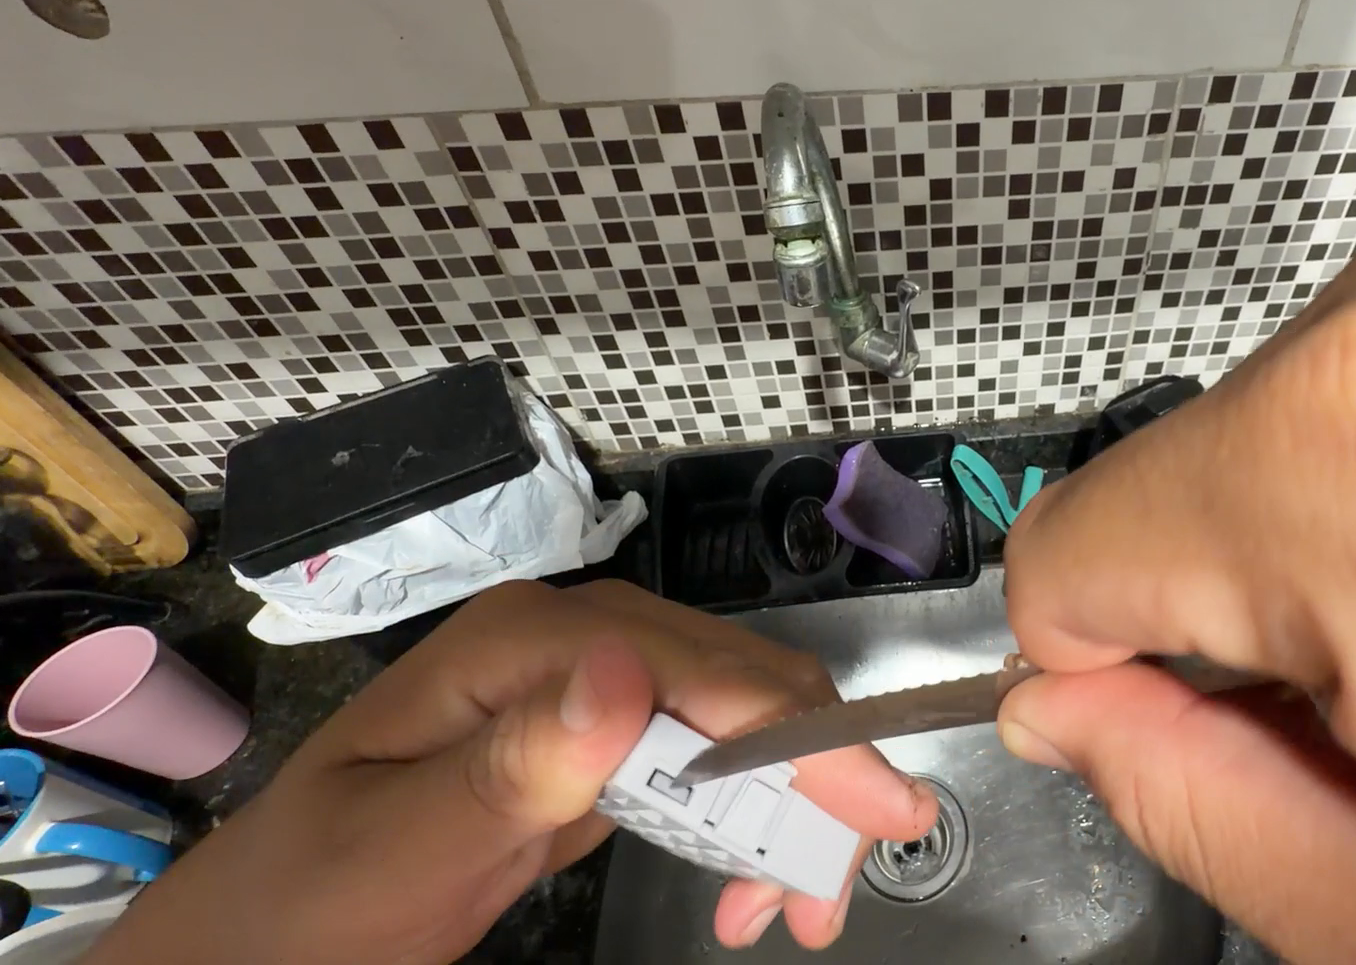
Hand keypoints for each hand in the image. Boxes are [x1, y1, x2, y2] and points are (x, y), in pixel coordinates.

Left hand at [86, 580, 936, 963]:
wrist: (256, 940)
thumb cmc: (300, 913)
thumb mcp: (387, 859)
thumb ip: (509, 768)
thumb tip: (631, 677)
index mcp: (537, 639)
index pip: (703, 671)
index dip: (800, 736)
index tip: (883, 812)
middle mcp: (590, 637)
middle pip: (744, 683)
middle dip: (815, 776)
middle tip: (838, 892)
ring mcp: (607, 678)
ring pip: (746, 714)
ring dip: (795, 798)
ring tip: (800, 903)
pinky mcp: (618, 728)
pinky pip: (716, 749)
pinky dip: (754, 808)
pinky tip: (748, 875)